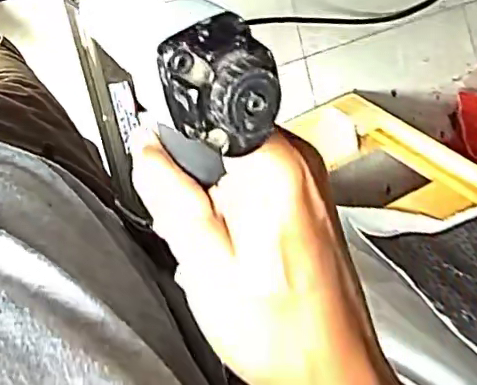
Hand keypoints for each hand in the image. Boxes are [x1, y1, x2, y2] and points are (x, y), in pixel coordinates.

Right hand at [132, 127, 392, 384]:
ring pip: (232, 157)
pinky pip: (254, 176)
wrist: (332, 374)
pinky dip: (235, 202)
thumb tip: (144, 146)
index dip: (174, 144)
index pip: (202, 116)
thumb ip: (166, 191)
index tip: (171, 178)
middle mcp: (298, 159)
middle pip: (216, 136)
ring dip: (212, 191)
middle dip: (192, 174)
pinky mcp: (307, 196)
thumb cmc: (284, 332)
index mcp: (275, 161)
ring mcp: (307, 177)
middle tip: (199, 224)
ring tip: (221, 242)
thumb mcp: (203, 260)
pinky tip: (239, 244)